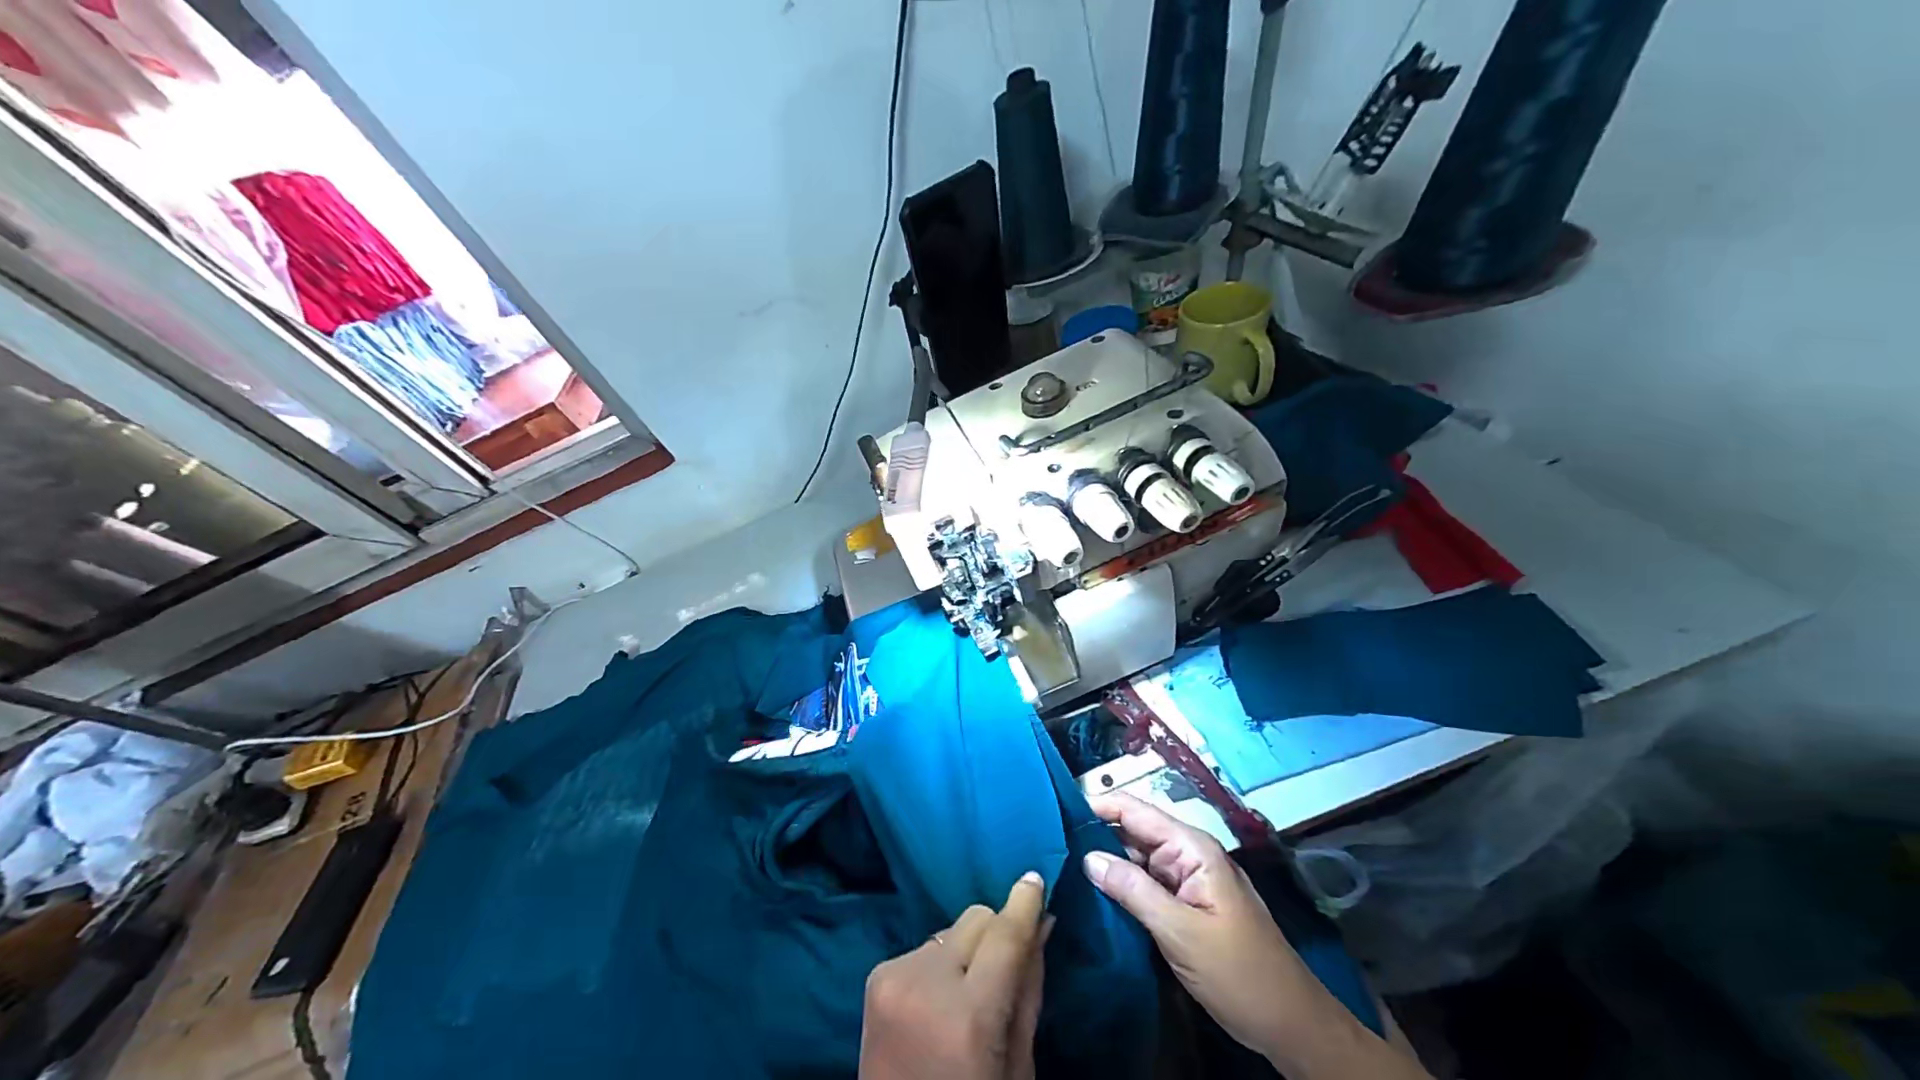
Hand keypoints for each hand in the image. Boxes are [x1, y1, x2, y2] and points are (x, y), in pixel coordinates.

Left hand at [860, 871, 1055, 1079]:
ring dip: (965, 952)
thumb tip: (1039, 924)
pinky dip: (939, 966)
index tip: (1035, 879)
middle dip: (996, 935)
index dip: (1023, 904)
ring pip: (950, 930)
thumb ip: (1028, 989)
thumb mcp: (1017, 1066)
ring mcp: (893, 977)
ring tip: (965, 997)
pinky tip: (936, 1004)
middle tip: (1004, 970)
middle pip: (976, 919)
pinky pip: (924, 948)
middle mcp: (925, 983)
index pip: (1003, 935)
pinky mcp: (876, 977)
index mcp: (968, 1016)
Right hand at [1083, 793, 1425, 1078]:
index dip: (1098, 806)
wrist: (1289, 1024)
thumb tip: (1088, 857)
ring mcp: (1186, 880)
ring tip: (1060, 862)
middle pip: (1133, 831)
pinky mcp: (1184, 905)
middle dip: (1096, 834)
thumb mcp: (1181, 932)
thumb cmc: (1239, 973)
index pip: (1136, 810)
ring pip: (1136, 859)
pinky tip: (1091, 892)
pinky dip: (1120, 886)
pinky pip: (1145, 884)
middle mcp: (1188, 855)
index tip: (1057, 811)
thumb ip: (1133, 890)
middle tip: (1051, 842)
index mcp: (1193, 848)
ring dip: (1105, 861)